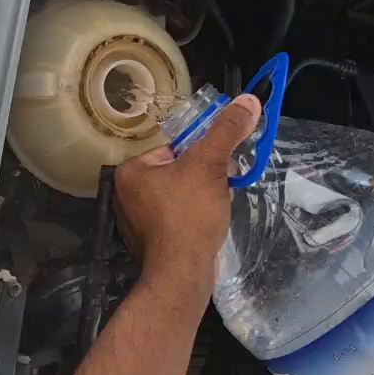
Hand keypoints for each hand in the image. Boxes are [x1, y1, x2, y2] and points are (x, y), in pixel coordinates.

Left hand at [114, 94, 261, 307]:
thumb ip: (226, 132)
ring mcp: (134, 221)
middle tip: (216, 191)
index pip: (171, 150)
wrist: (182, 274)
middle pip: (176, 173)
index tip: (216, 169)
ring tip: (212, 211)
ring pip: (178, 197)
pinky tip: (204, 229)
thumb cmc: (189, 214)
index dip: (200, 157)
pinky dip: (192, 221)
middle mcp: (125, 194)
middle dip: (202, 180)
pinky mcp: (148, 243)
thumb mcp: (210, 165)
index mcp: (130, 171)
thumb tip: (248, 100)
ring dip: (200, 200)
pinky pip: (175, 220)